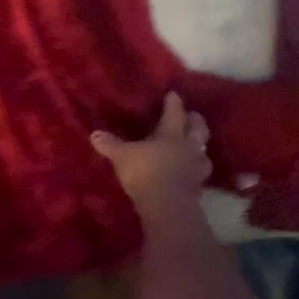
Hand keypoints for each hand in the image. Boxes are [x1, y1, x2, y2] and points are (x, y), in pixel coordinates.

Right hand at [91, 92, 211, 223]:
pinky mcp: (198, 186)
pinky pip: (199, 173)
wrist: (166, 204)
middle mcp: (188, 147)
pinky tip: (190, 172)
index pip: (174, 113)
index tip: (173, 94)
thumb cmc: (145, 172)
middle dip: (195, 121)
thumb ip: (110, 144)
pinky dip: (195, 169)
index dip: (173, 103)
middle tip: (192, 115)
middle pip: (198, 129)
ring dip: (200, 147)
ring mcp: (196, 167)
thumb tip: (94, 134)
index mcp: (171, 134)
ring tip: (195, 146)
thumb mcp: (121, 156)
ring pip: (203, 152)